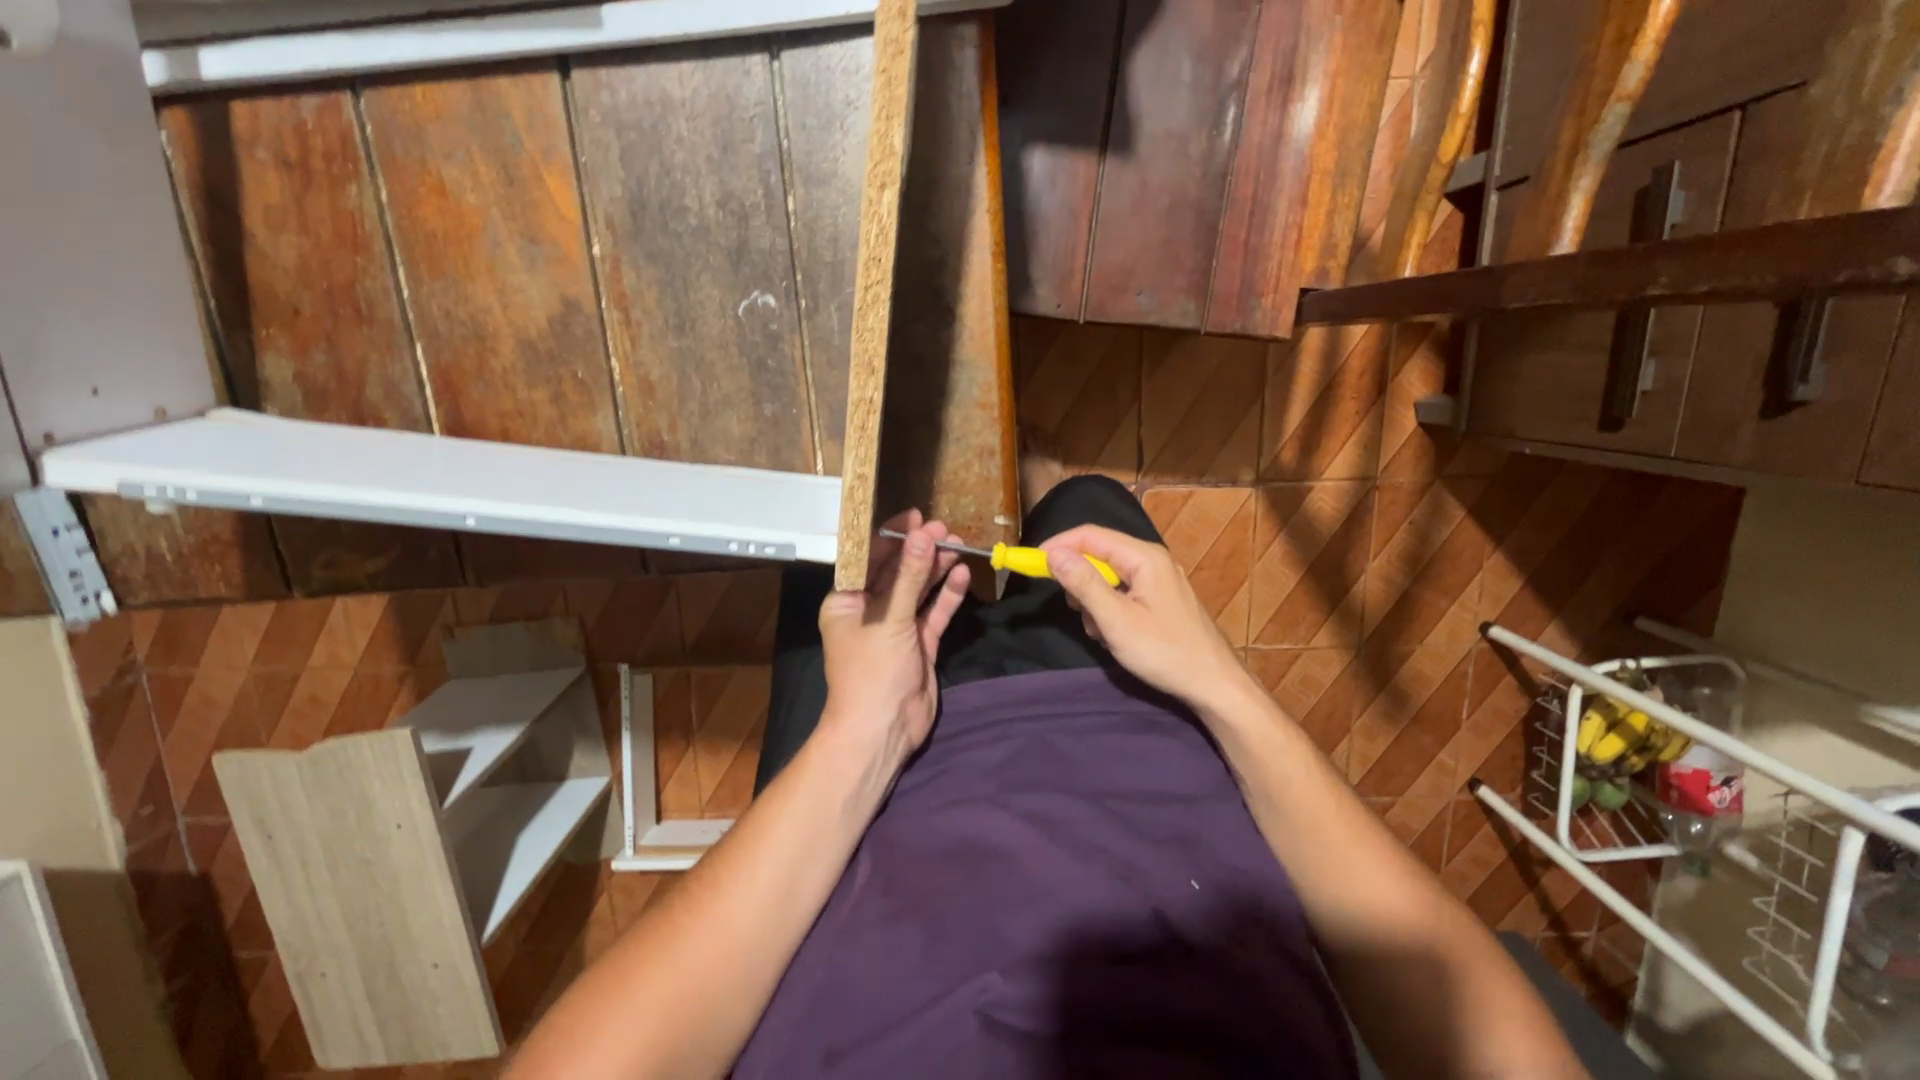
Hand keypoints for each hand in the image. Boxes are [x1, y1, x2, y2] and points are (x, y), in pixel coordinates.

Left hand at [818, 510, 971, 770]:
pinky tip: (961, 574)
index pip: (867, 560)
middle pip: (897, 573)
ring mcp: (896, 629)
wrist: (882, 730)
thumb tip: (923, 535)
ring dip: (935, 569)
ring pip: (918, 591)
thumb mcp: (889, 619)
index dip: (891, 537)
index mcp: (846, 602)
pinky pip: (934, 614)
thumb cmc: (871, 670)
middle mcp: (870, 611)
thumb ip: (910, 577)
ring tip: (957, 544)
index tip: (914, 517)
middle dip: (919, 551)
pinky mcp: (920, 645)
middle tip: (944, 528)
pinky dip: (947, 595)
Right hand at [1041, 525, 1253, 714]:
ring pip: (1108, 576)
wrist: (1213, 684)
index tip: (1031, 565)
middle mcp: (1152, 560)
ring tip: (1101, 631)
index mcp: (1144, 557)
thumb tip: (1053, 554)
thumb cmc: (1165, 652)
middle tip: (1075, 610)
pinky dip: (1110, 610)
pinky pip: (1122, 592)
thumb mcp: (1116, 620)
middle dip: (1079, 580)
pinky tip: (1116, 636)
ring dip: (1094, 601)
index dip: (1058, 546)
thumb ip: (1084, 584)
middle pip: (1099, 554)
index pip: (1090, 535)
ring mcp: (1158, 579)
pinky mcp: (1160, 598)